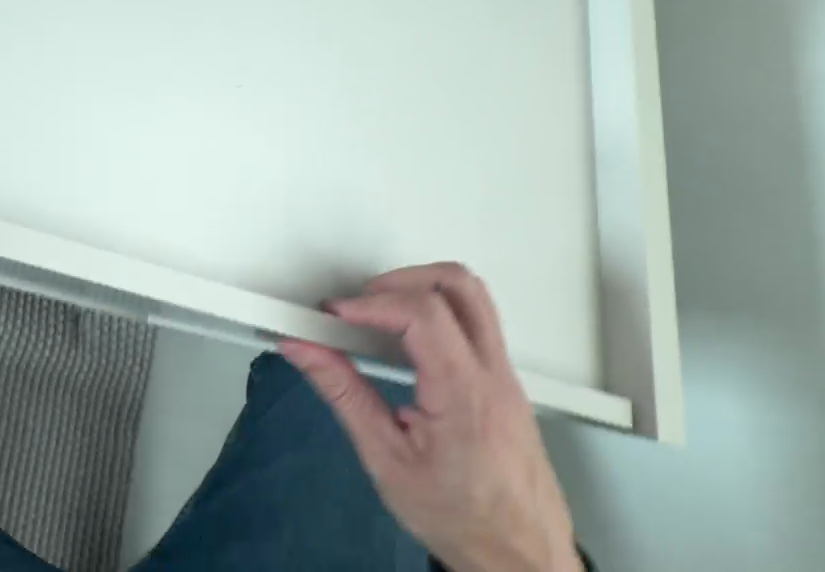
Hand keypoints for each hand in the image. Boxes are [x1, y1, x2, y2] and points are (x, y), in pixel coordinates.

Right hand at [280, 264, 581, 571]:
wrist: (524, 562)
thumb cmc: (455, 517)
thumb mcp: (385, 459)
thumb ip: (342, 393)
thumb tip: (299, 346)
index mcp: (465, 393)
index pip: (424, 312)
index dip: (370, 301)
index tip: (332, 315)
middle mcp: (495, 375)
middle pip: (459, 285)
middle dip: (398, 280)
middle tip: (360, 307)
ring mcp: (506, 377)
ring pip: (473, 297)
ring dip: (419, 289)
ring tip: (377, 317)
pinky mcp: (504, 384)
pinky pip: (473, 323)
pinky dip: (431, 312)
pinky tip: (401, 342)